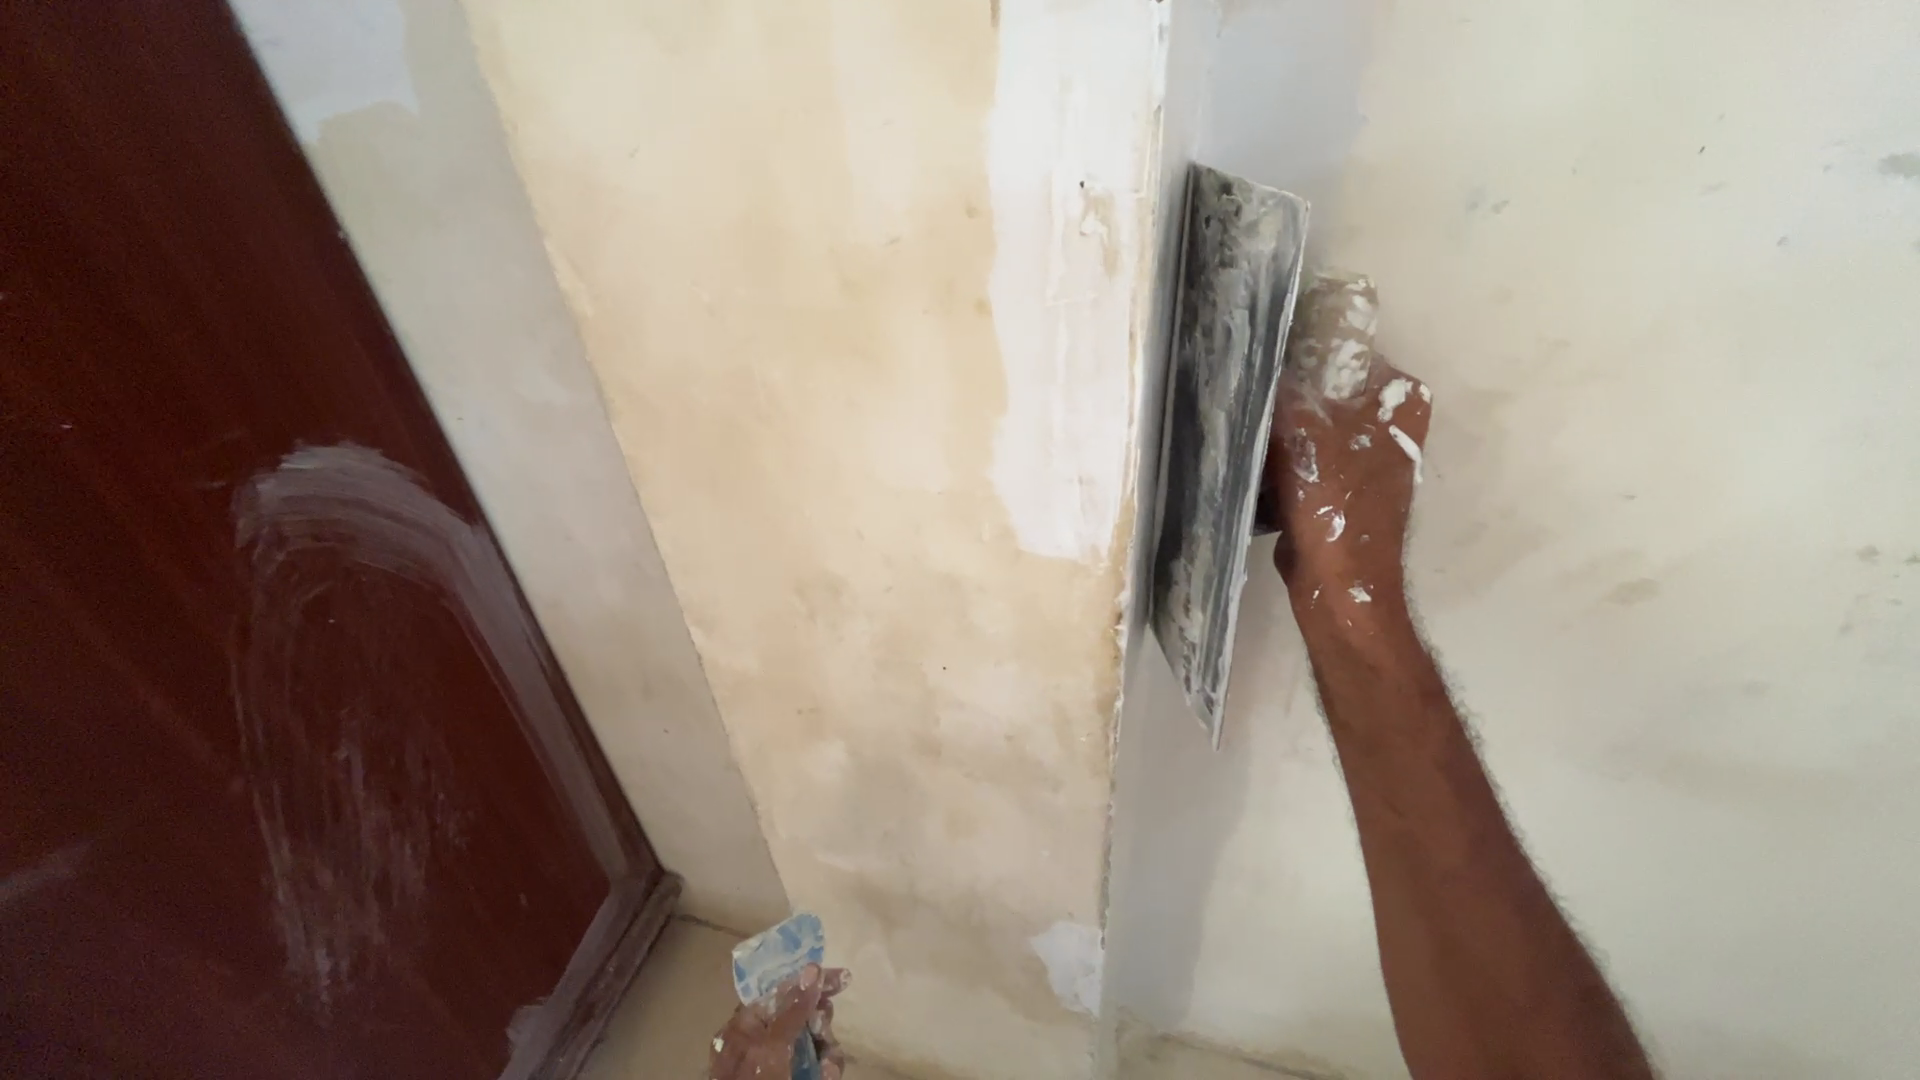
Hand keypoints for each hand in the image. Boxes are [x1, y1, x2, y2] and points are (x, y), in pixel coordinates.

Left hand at [708, 964, 849, 1079]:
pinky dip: (827, 1070)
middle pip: (804, 1013)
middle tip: (823, 1032)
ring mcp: (781, 1066)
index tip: (843, 979)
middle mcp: (762, 1042)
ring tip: (826, 1068)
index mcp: (746, 1027)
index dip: (812, 982)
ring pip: (816, 1041)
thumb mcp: (770, 1050)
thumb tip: (813, 968)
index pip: (782, 990)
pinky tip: (827, 1077)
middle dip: (820, 1022)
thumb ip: (793, 1010)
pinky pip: (820, 1066)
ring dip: (827, 1050)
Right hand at [1264, 273, 1430, 631]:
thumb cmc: (1335, 505)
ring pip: (1308, 425)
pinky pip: (1297, 458)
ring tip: (1236, 409)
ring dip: (1276, 423)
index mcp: (1398, 405)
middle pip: (1327, 389)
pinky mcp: (1332, 491)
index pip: (1352, 351)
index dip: (1309, 343)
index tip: (1266, 342)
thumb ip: (1285, 393)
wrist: (1338, 583)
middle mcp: (1386, 428)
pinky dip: (1274, 456)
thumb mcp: (1308, 435)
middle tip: (1243, 377)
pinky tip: (1244, 451)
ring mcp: (1359, 462)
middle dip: (1287, 386)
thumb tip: (1256, 361)